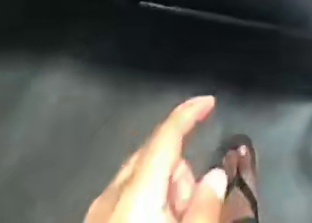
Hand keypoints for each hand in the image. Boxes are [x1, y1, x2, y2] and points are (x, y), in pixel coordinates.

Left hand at [85, 97, 228, 222]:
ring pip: (138, 178)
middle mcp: (110, 195)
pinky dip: (145, 204)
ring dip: (163, 190)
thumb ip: (205, 204)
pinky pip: (124, 199)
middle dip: (180, 168)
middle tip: (196, 202)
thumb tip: (216, 176)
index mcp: (136, 190)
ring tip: (178, 219)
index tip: (208, 100)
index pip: (166, 134)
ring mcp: (96, 213)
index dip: (189, 111)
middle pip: (153, 155)